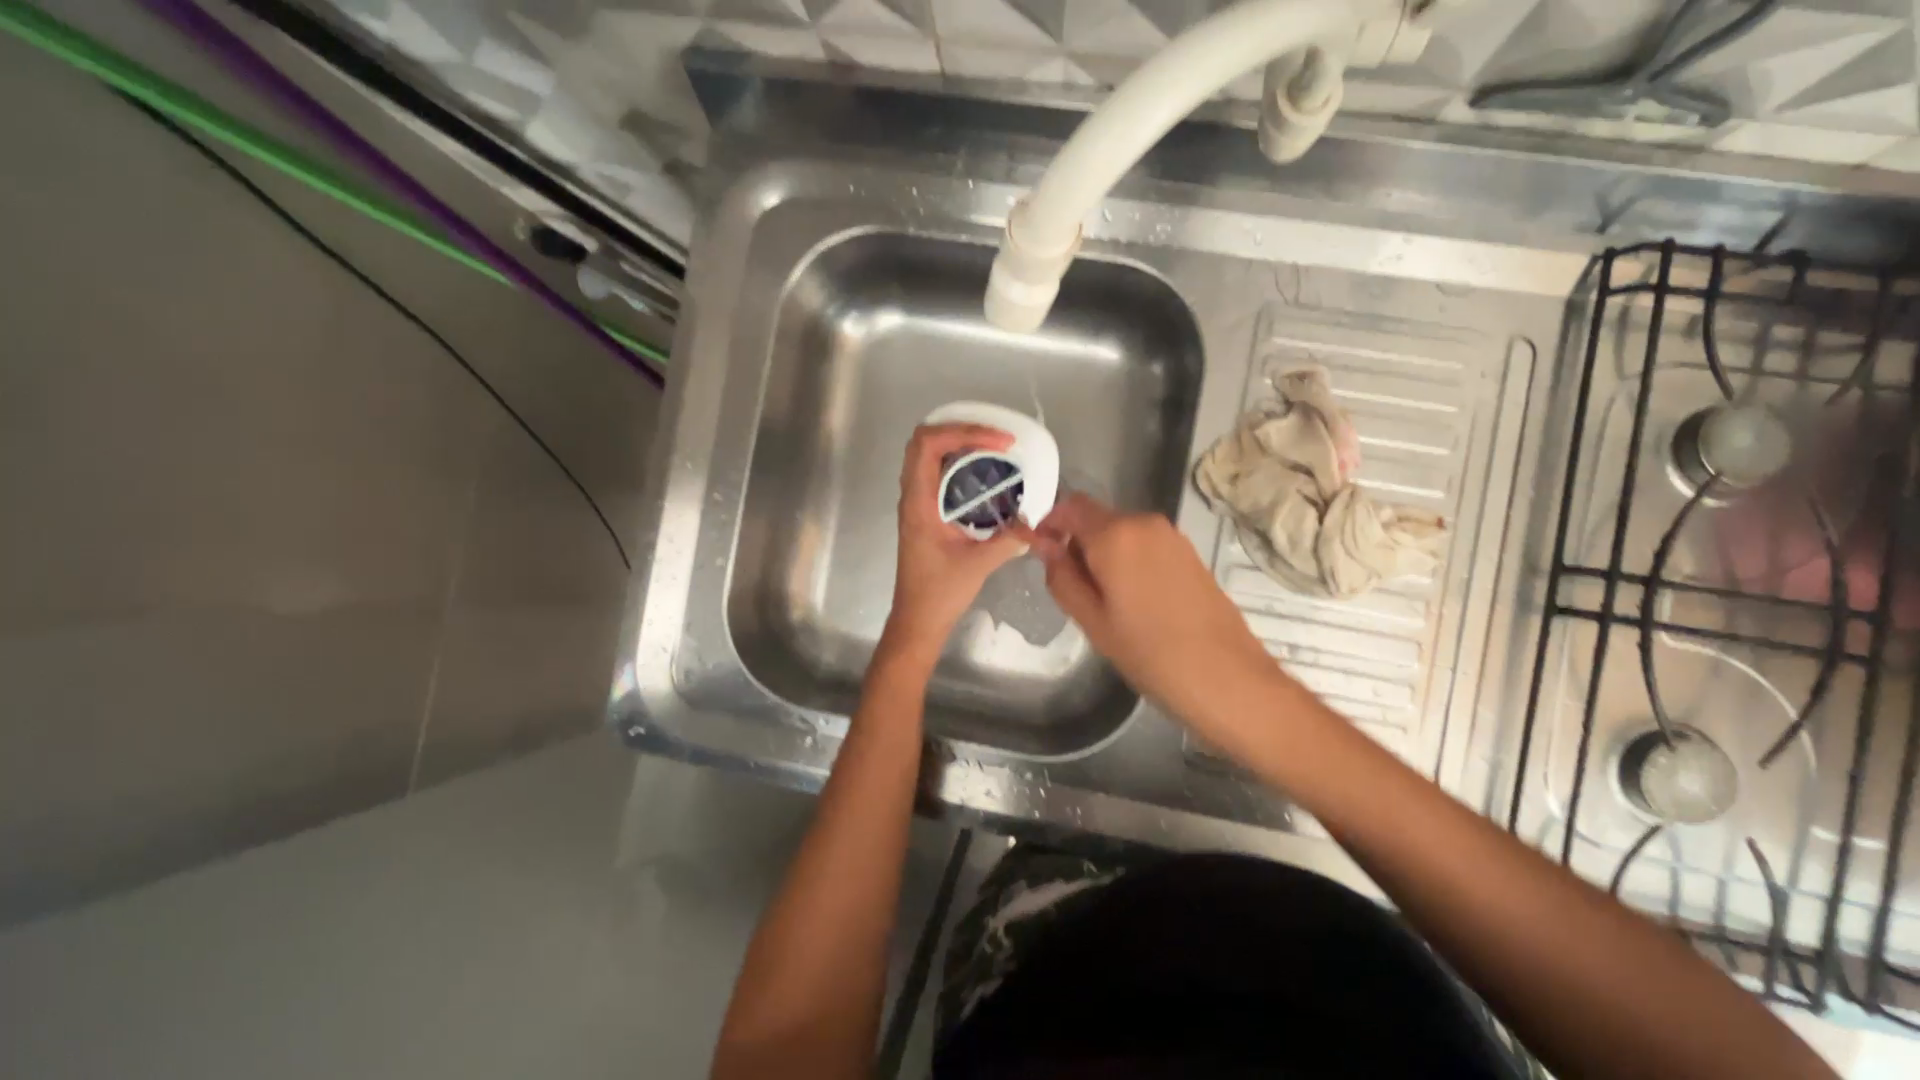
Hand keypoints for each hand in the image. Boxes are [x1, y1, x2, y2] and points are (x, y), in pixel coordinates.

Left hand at [882, 424, 1030, 661]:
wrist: (918, 620)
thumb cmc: (940, 594)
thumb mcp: (979, 564)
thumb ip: (1009, 539)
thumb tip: (1036, 521)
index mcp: (918, 502)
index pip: (928, 445)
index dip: (964, 432)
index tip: (1000, 443)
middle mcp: (912, 496)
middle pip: (924, 441)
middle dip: (961, 430)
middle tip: (996, 440)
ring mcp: (915, 503)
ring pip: (927, 456)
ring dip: (958, 444)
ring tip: (994, 450)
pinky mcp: (924, 513)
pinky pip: (935, 473)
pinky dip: (958, 464)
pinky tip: (985, 475)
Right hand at [1030, 494, 1281, 744]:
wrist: (1226, 678)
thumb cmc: (1150, 653)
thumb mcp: (1093, 621)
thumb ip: (1063, 577)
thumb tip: (1046, 546)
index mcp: (1116, 534)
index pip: (1071, 506)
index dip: (1050, 524)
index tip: (1041, 555)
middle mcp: (1146, 523)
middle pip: (1098, 520)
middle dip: (1079, 546)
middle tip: (1074, 593)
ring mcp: (1173, 538)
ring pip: (1123, 535)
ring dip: (1105, 557)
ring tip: (1107, 605)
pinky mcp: (1190, 555)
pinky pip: (1146, 547)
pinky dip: (1130, 564)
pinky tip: (1136, 605)